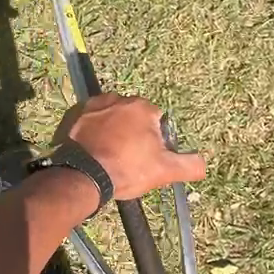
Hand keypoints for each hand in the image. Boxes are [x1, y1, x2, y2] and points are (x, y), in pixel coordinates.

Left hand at [53, 93, 205, 199]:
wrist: (81, 175)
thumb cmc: (126, 169)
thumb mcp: (165, 171)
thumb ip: (190, 165)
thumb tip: (203, 163)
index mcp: (140, 107)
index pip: (155, 120)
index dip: (153, 140)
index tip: (144, 157)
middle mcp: (115, 98)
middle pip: (130, 117)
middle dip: (130, 134)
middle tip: (125, 158)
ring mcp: (90, 105)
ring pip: (107, 118)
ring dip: (109, 131)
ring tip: (106, 155)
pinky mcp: (70, 115)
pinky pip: (86, 122)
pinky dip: (89, 133)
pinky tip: (90, 151)